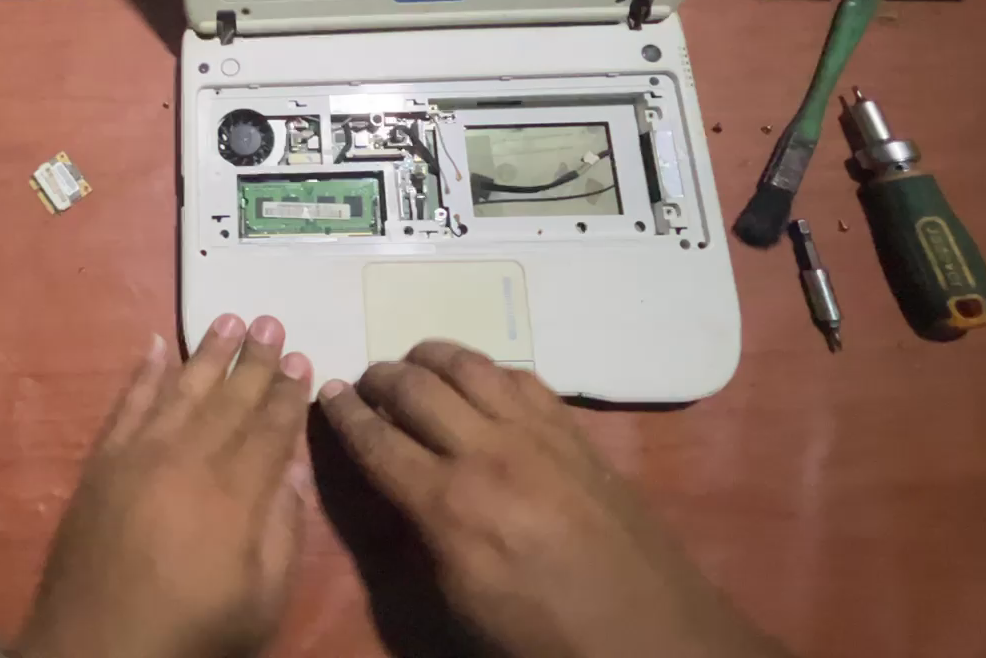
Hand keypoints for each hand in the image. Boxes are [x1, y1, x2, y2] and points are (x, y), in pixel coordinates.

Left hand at [16, 314, 312, 657]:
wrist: (96, 650)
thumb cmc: (191, 631)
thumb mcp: (261, 601)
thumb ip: (283, 531)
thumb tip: (296, 468)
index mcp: (234, 493)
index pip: (271, 428)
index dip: (288, 391)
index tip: (301, 357)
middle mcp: (189, 458)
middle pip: (231, 398)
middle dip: (255, 358)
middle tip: (271, 320)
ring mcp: (141, 453)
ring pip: (183, 388)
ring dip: (208, 351)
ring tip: (229, 317)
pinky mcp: (104, 458)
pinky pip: (128, 403)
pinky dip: (144, 372)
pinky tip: (156, 344)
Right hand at [319, 343, 788, 657]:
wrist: (657, 638)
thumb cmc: (545, 635)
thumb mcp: (460, 602)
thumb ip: (415, 531)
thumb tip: (391, 479)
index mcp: (451, 507)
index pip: (376, 440)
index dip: (343, 413)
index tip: (327, 393)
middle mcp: (486, 453)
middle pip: (411, 386)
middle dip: (377, 377)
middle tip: (366, 384)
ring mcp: (533, 432)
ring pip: (463, 362)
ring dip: (425, 356)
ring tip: (412, 367)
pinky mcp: (570, 426)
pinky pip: (515, 373)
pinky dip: (482, 370)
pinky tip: (475, 384)